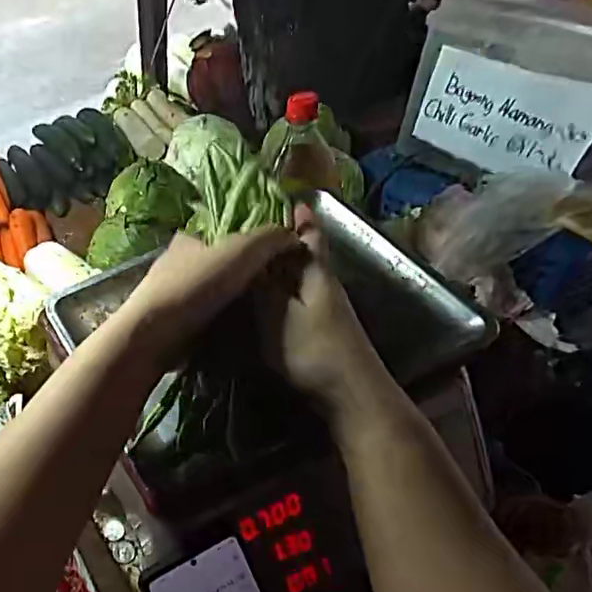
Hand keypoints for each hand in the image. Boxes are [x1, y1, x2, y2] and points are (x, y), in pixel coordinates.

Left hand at [117, 226, 302, 359]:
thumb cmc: (194, 285)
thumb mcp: (240, 251)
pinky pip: (199, 321)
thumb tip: (293, 236)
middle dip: (238, 276)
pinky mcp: (168, 327)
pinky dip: (215, 324)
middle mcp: (174, 266)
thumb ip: (269, 239)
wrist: (153, 335)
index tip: (270, 258)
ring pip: (207, 296)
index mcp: (187, 241)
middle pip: (215, 267)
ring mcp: (169, 298)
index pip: (220, 234)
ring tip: (258, 312)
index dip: (246, 242)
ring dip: (228, 303)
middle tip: (269, 289)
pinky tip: (234, 331)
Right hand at [255, 205, 386, 414]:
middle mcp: (321, 283)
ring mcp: (321, 308)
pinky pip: (291, 298)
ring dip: (274, 268)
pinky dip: (275, 292)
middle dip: (276, 241)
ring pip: (295, 276)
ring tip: (242, 263)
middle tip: (242, 232)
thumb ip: (262, 286)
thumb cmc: (313, 349)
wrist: (349, 393)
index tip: (274, 199)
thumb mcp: (279, 314)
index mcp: (316, 272)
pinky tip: (257, 300)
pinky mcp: (316, 329)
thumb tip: (244, 257)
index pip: (307, 233)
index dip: (295, 216)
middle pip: (300, 254)